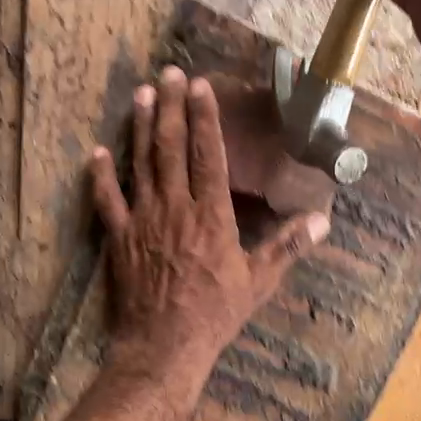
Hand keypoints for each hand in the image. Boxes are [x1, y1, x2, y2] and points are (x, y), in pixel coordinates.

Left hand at [88, 67, 330, 382]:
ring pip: (140, 164)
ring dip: (140, 128)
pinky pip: (106, 201)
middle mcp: (175, 208)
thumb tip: (323, 221)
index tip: (200, 87)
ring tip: (142, 95)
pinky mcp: (118, 240)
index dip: (204, 117)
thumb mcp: (258, 282)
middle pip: (171, 148)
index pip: (207, 154)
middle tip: (168, 74)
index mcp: (212, 214)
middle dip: (171, 108)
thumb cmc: (215, 315)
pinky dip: (101, 176)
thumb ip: (287, 246)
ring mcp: (142, 221)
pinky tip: (96, 152)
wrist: (165, 345)